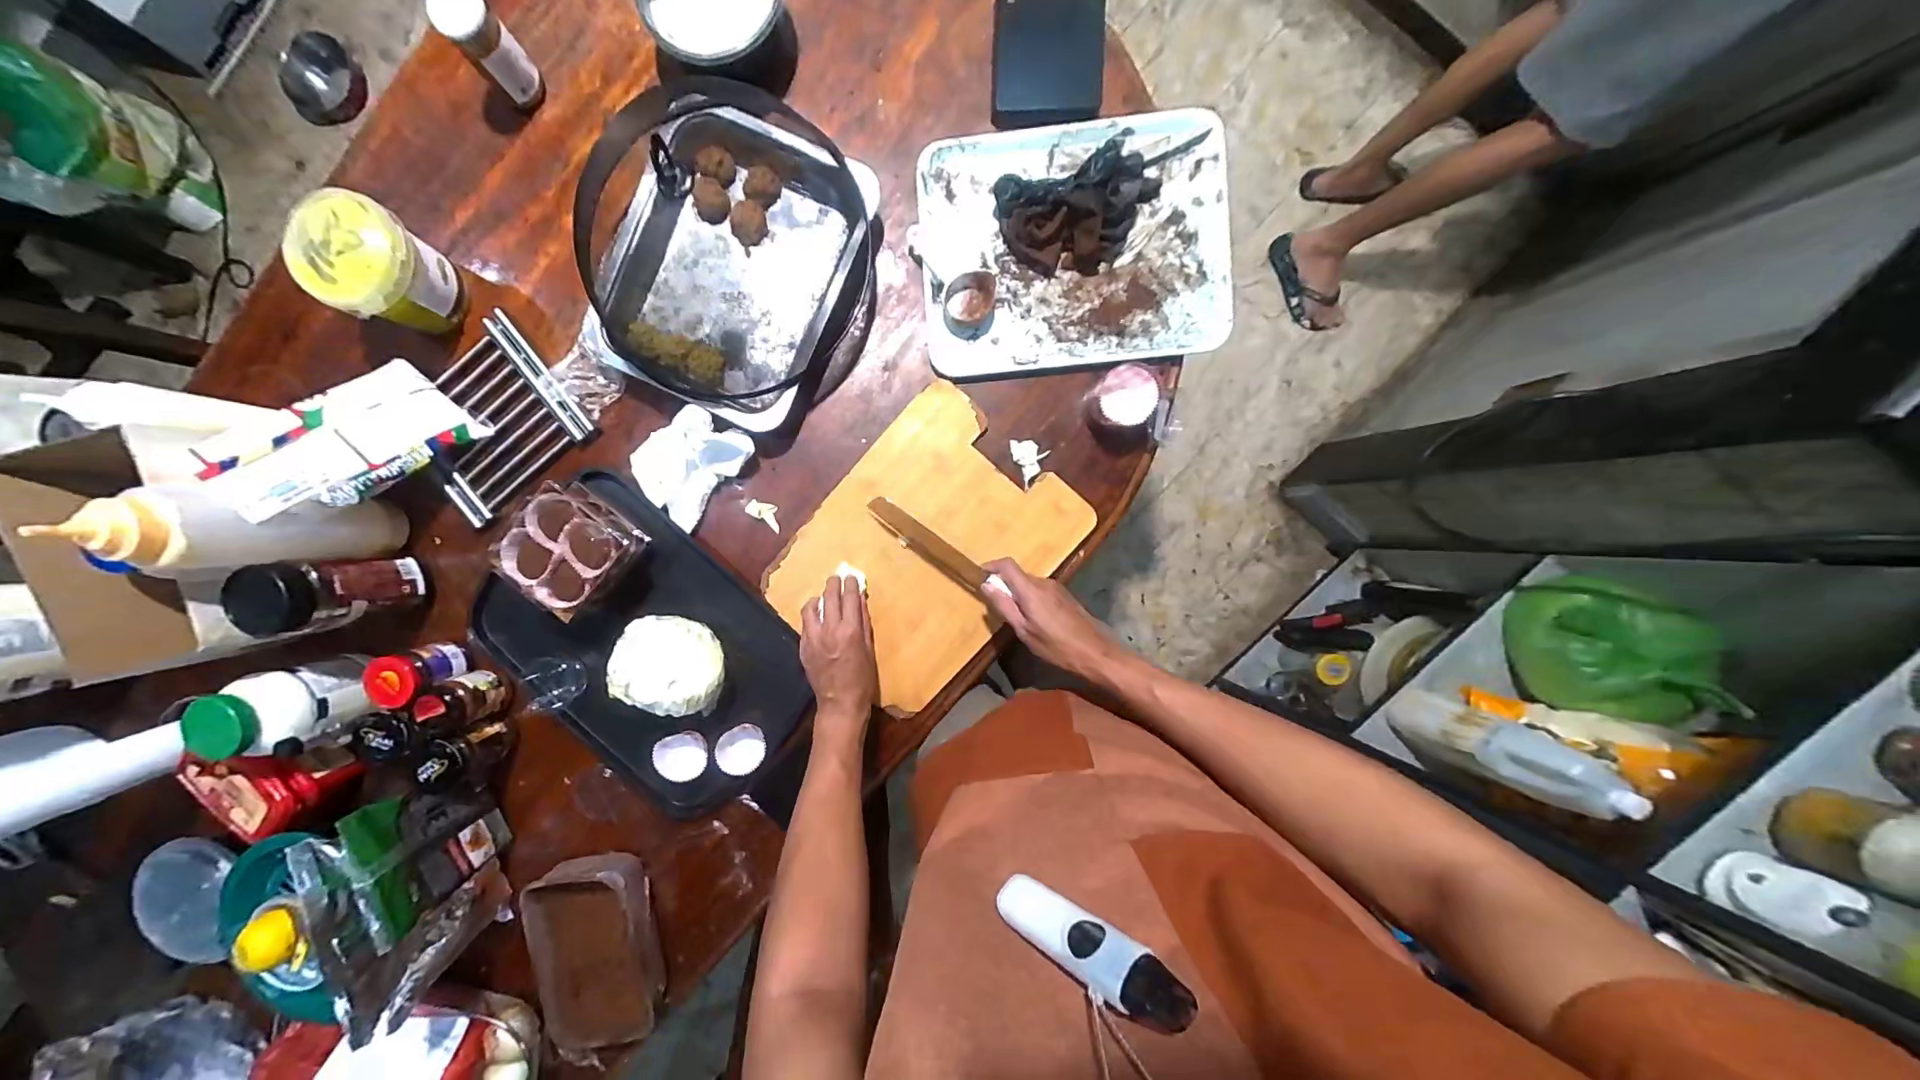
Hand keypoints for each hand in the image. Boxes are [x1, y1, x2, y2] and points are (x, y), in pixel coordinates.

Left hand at [800, 573, 877, 746]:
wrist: (839, 703)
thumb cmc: (863, 679)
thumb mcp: (869, 649)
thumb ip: (863, 622)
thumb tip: (860, 600)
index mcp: (851, 631)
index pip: (849, 597)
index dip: (851, 583)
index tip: (851, 577)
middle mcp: (830, 630)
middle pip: (829, 596)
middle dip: (834, 584)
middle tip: (837, 579)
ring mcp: (813, 638)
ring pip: (811, 607)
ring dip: (819, 599)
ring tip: (824, 599)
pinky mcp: (803, 647)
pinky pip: (805, 624)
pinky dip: (812, 617)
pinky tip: (818, 620)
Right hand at [981, 558, 1128, 679]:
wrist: (1096, 652)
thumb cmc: (1056, 646)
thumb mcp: (1024, 630)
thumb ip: (1004, 605)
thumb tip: (986, 584)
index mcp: (1031, 589)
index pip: (1007, 564)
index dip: (991, 566)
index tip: (980, 577)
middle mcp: (1044, 582)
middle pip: (1018, 575)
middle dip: (1003, 585)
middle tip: (995, 606)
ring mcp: (1057, 588)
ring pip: (1029, 584)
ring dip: (1018, 594)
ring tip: (1014, 618)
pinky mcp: (1065, 596)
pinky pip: (1041, 591)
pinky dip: (1031, 599)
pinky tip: (1034, 620)